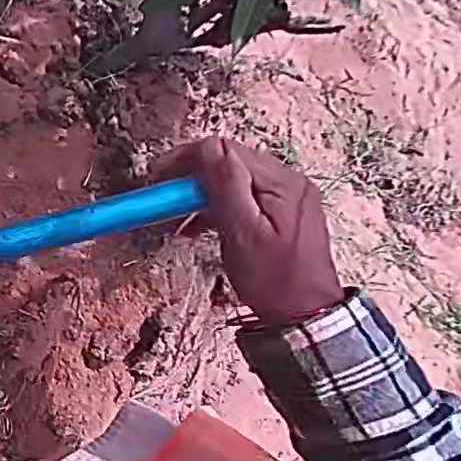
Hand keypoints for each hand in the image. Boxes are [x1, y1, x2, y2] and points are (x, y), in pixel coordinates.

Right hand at [151, 137, 343, 325]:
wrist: (304, 313)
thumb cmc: (273, 279)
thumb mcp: (243, 232)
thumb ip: (226, 186)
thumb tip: (207, 147)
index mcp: (281, 183)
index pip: (225, 150)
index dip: (185, 160)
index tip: (156, 180)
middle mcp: (287, 182)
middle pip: (227, 162)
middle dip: (188, 178)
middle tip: (160, 201)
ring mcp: (285, 196)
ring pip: (229, 180)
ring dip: (197, 195)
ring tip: (175, 220)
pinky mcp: (278, 212)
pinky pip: (238, 197)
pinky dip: (211, 207)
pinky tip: (195, 227)